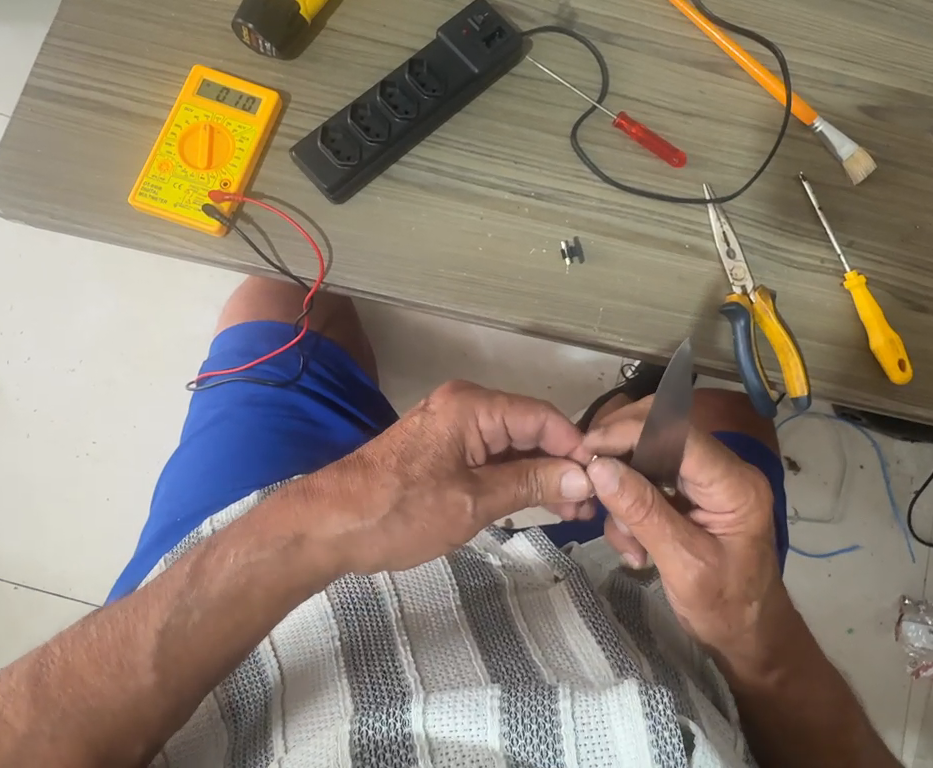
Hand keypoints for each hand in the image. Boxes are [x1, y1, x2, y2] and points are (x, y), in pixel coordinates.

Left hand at [294, 380, 595, 575]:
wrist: (327, 527)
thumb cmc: (398, 511)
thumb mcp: (473, 501)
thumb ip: (532, 484)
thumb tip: (585, 478)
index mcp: (474, 405)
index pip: (545, 417)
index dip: (578, 449)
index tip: (605, 483)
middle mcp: (467, 405)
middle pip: (531, 428)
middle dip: (563, 464)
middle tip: (591, 507)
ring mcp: (453, 426)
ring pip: (513, 444)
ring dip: (541, 474)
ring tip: (572, 512)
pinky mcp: (444, 448)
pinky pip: (492, 455)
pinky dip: (514, 477)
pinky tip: (536, 502)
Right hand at [578, 399, 783, 653]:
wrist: (751, 640)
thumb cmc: (727, 610)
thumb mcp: (683, 566)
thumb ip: (643, 513)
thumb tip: (599, 467)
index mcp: (734, 483)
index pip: (678, 433)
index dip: (630, 430)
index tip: (589, 447)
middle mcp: (724, 469)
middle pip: (663, 429)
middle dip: (622, 449)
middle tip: (590, 476)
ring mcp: (708, 479)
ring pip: (650, 452)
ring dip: (624, 486)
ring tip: (625, 538)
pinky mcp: (692, 492)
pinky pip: (652, 476)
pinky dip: (631, 502)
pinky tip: (633, 542)